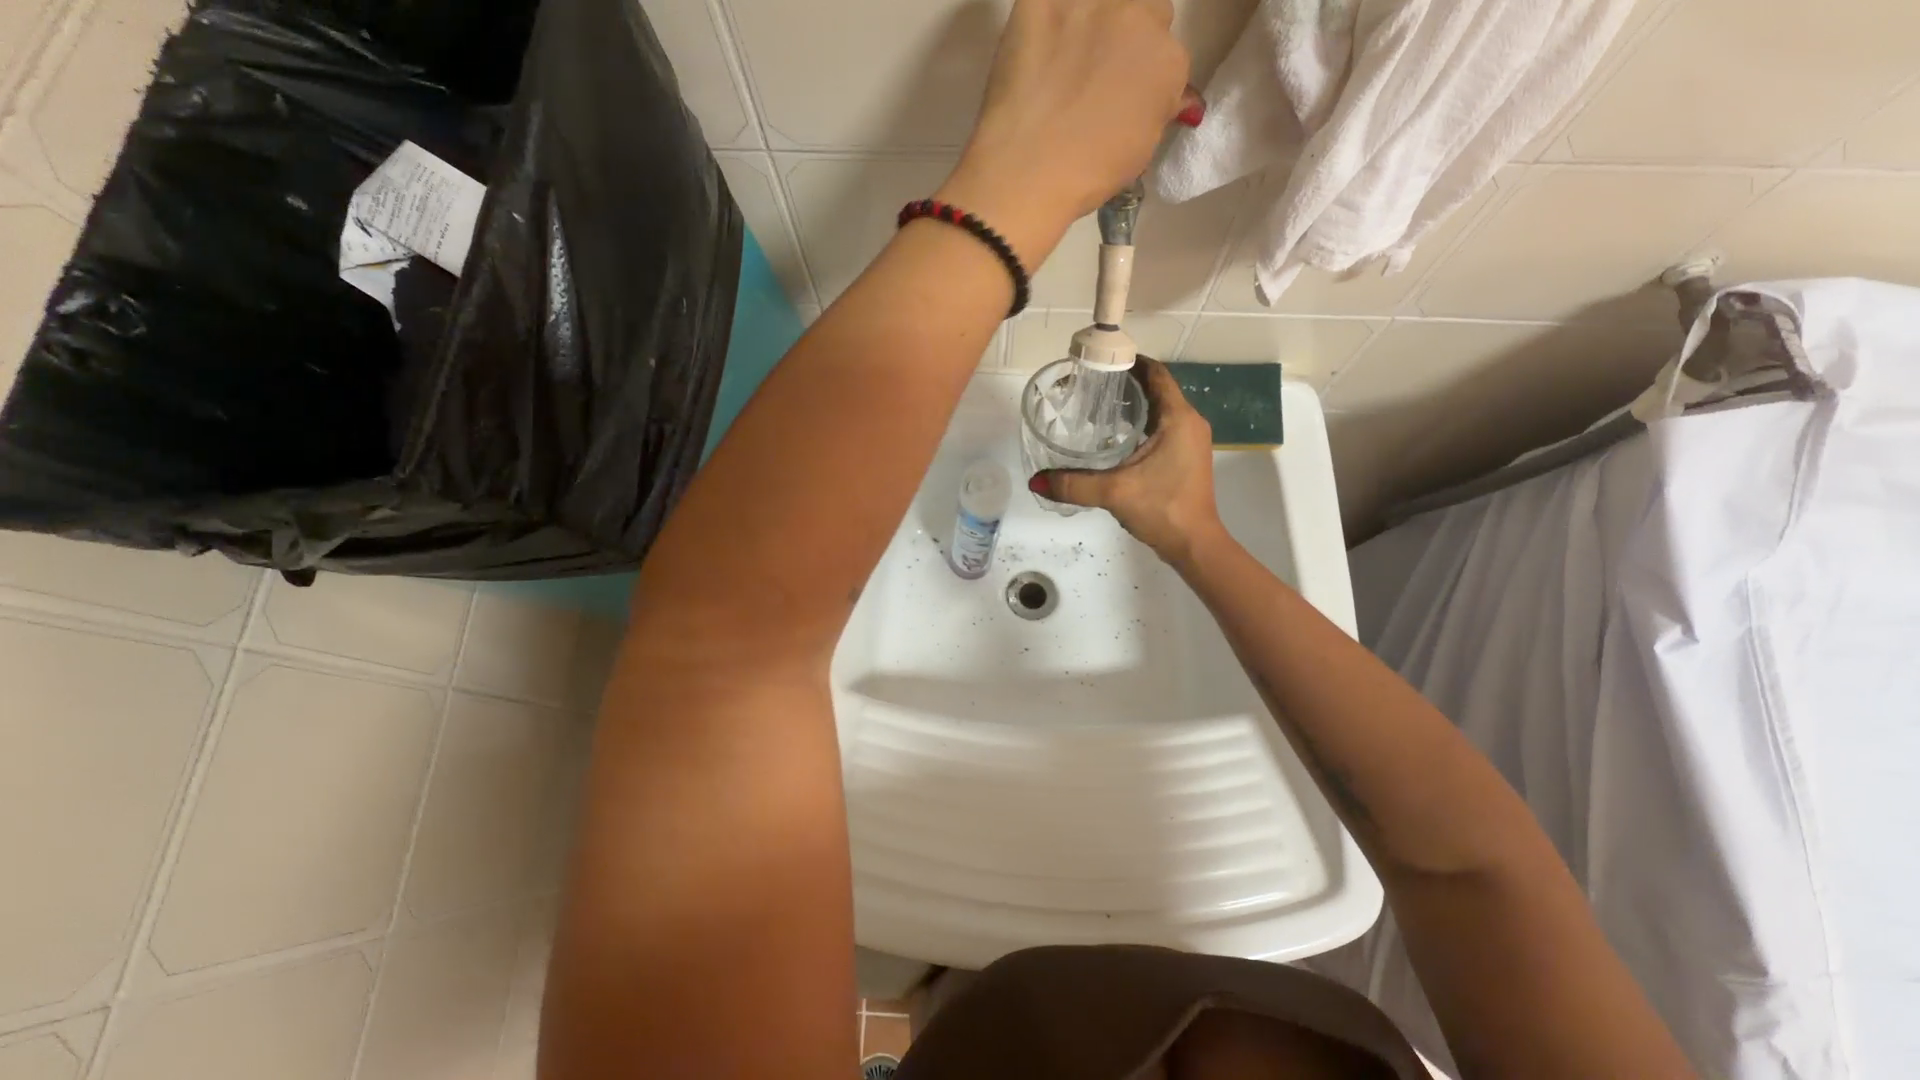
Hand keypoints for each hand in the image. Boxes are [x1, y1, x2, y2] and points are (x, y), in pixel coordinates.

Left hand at [937, 0, 1193, 257]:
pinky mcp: (1038, 1)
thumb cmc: (1090, 173)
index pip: (1165, 49)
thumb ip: (1160, 107)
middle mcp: (1136, 16)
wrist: (1028, 171)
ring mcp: (1086, 4)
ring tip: (1061, 60)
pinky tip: (1034, 49)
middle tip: (1096, 73)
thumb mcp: (1142, 148)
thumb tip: (1178, 97)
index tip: (1124, 93)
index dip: (1143, 72)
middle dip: (1125, 37)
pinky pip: (1047, 1)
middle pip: (1141, 10)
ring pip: (1098, 0)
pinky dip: (1043, 18)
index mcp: (1169, 58)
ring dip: (1087, 23)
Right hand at [1031, 358, 1223, 562]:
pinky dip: (1142, 423)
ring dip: (1135, 404)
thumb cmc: (1162, 509)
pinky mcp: (1187, 458)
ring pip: (1161, 409)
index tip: (1102, 358)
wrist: (1196, 545)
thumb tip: (1036, 480)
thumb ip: (1073, 484)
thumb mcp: (1114, 492)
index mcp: (1178, 418)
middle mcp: (1189, 423)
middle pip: (1158, 389)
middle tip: (1092, 382)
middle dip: (1127, 382)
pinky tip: (1116, 435)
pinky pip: (1163, 427)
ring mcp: (1191, 441)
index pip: (1156, 374)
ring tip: (1098, 404)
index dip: (1131, 362)